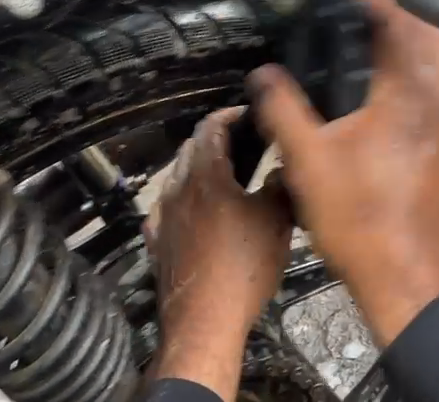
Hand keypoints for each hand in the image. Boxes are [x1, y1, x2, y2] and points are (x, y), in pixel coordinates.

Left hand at [147, 107, 293, 399]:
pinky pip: (166, 207)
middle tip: (242, 145)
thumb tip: (281, 167)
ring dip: (198, 166)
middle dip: (215, 138)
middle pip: (192, 146)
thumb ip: (280, 185)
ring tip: (225, 177)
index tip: (247, 116)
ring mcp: (162, 215)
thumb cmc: (242, 268)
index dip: (230, 114)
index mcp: (206, 173)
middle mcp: (178, 187)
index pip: (211, 125)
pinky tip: (195, 211)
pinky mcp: (156, 241)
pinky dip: (182, 198)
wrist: (203, 323)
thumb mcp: (275, 221)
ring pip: (177, 175)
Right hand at [250, 0, 438, 346]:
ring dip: (417, 33)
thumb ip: (282, 108)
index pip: (402, 20)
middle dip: (406, 6)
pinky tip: (388, 77)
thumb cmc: (360, 218)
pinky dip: (422, 61)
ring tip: (376, 31)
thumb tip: (263, 72)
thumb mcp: (307, 161)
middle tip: (367, 3)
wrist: (409, 281)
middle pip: (438, 28)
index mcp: (409, 92)